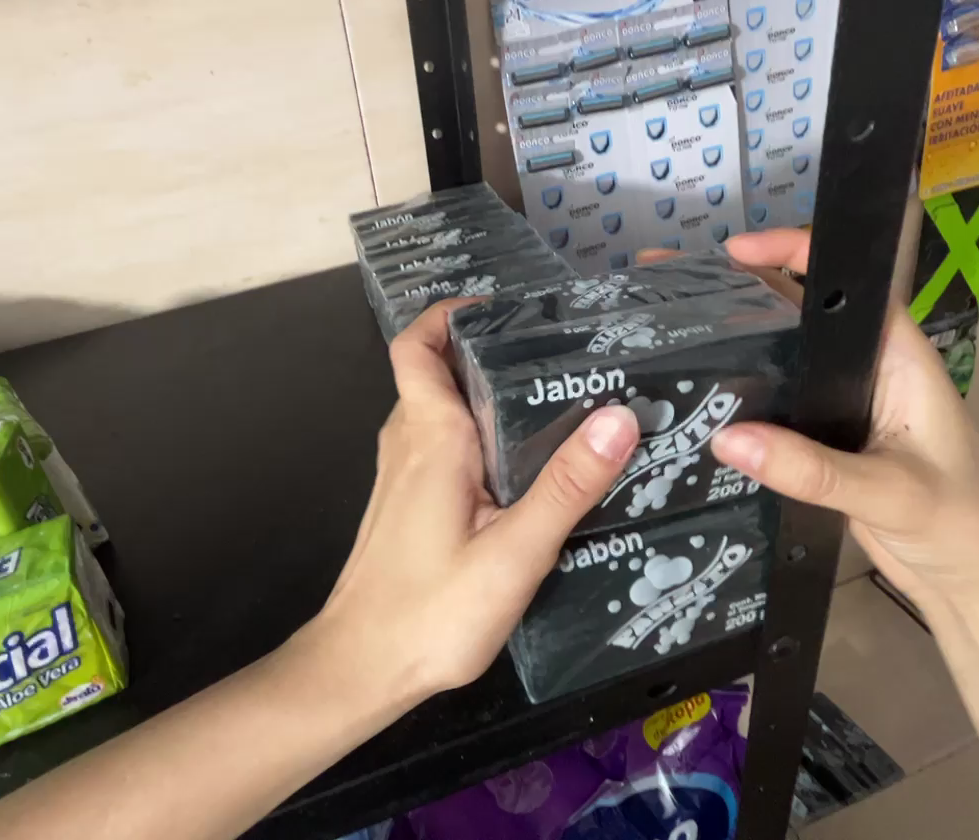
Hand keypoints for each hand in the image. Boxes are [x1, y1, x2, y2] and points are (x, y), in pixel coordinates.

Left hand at [303, 299, 640, 705]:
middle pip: (436, 370)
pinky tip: (522, 462)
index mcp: (430, 435)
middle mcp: (407, 439)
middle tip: (555, 353)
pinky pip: (439, 442)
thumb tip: (619, 415)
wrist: (360, 667)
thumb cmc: (432, 611)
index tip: (503, 310)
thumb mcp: (515, 552)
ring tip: (553, 400)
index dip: (448, 314)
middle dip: (486, 351)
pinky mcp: (405, 499)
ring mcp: (400, 470)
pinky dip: (475, 431)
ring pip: (438, 407)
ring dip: (482, 393)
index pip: (417, 346)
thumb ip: (566, 485)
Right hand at [659, 230, 978, 611]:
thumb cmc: (965, 526)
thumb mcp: (893, 493)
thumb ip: (814, 469)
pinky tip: (687, 395)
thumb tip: (726, 438)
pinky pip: (767, 402)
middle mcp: (860, 369)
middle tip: (669, 286)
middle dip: (735, 291)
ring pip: (775, 357)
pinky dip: (731, 393)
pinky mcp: (817, 438)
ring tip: (663, 328)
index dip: (790, 254)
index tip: (730, 253)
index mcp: (894, 356)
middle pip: (793, 312)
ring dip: (726, 342)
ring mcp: (836, 404)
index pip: (841, 284)